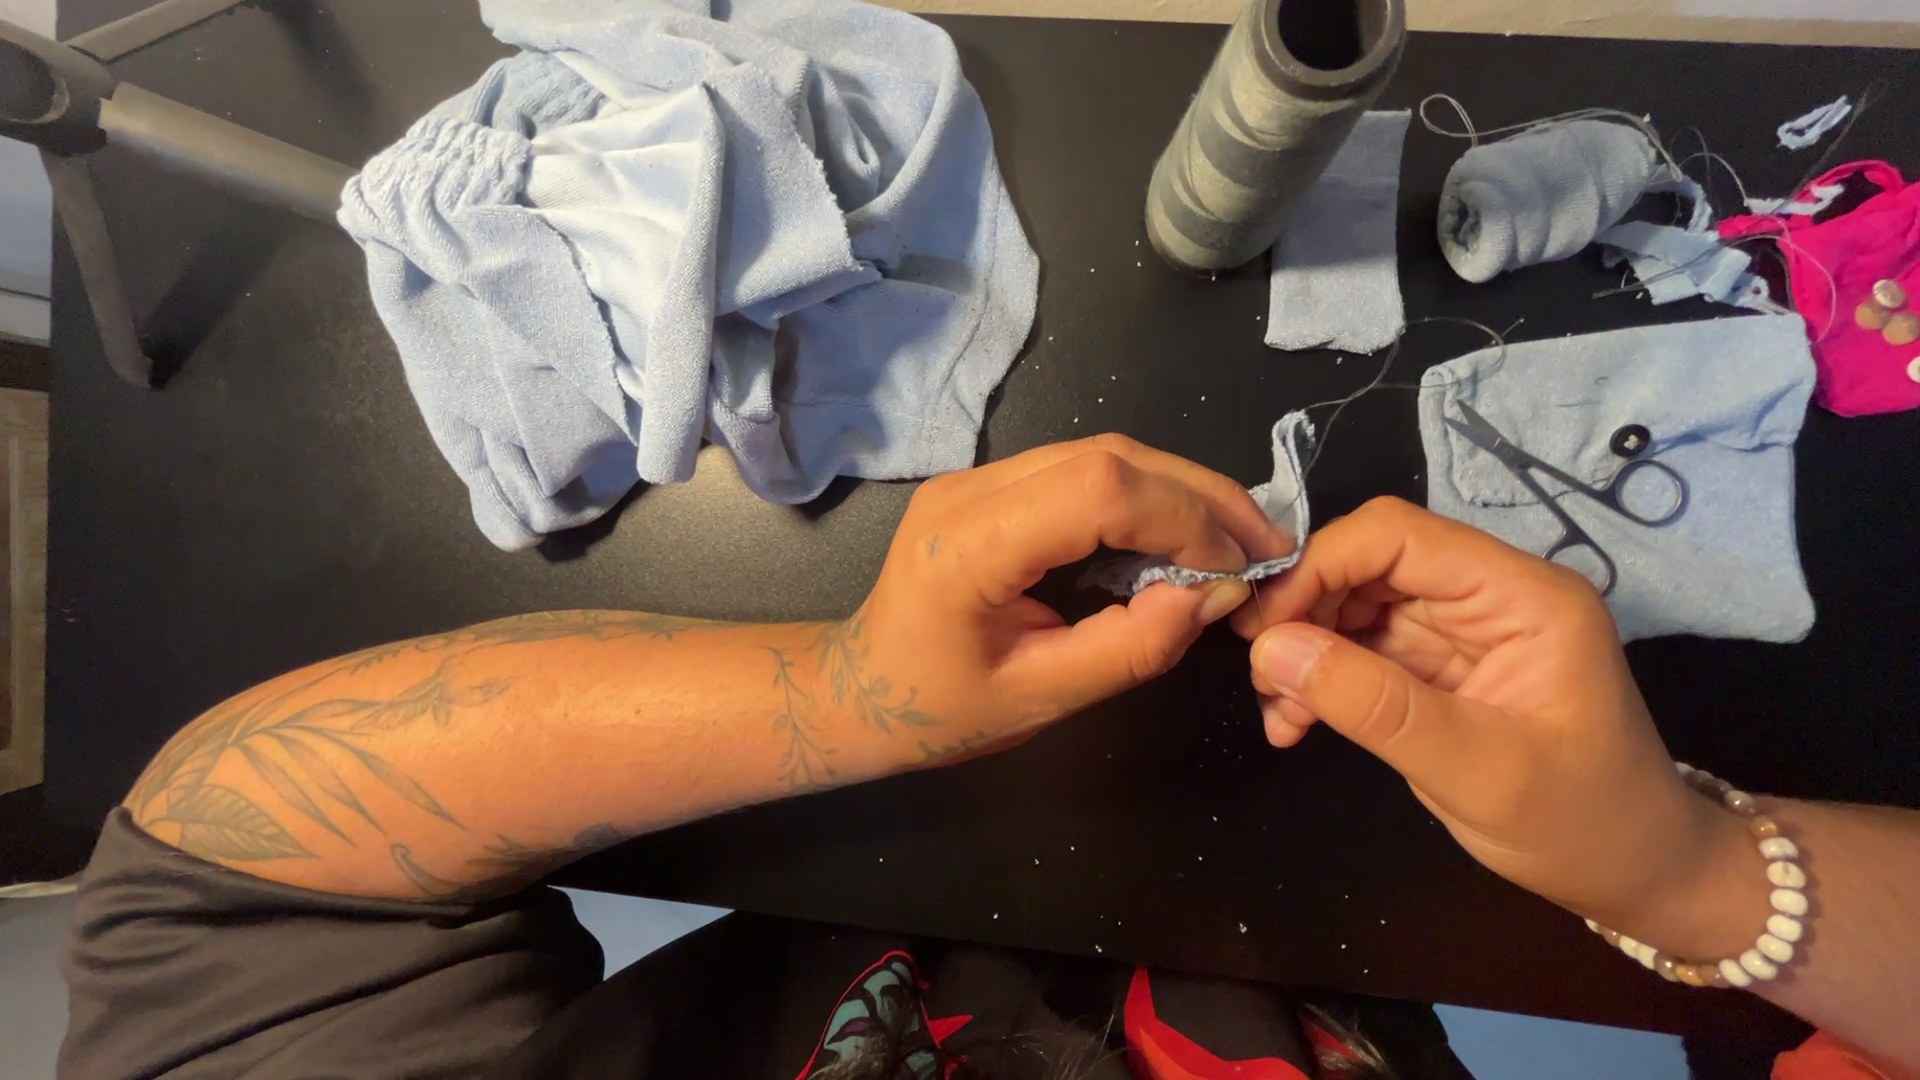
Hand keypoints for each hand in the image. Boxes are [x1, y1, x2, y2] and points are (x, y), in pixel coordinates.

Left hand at [847, 435, 1291, 763]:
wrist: (863, 686)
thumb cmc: (938, 708)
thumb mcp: (1040, 698)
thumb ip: (1130, 647)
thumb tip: (1211, 594)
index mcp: (968, 546)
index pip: (1094, 490)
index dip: (1181, 516)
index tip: (1236, 566)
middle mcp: (969, 490)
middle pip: (1105, 455)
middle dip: (1197, 493)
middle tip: (1262, 541)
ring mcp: (974, 479)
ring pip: (1098, 453)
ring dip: (1175, 489)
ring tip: (1232, 537)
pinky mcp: (987, 485)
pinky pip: (1078, 472)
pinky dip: (1140, 496)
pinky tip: (1174, 531)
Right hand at [1231, 497, 1756, 952]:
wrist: (1633, 876)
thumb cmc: (1580, 823)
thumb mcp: (1475, 770)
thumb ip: (1371, 704)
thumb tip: (1268, 648)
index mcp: (1516, 594)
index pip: (1394, 535)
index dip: (1318, 566)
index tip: (1265, 626)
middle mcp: (1478, 594)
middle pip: (1358, 564)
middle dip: (1299, 614)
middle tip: (1262, 674)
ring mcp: (1448, 627)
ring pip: (1340, 605)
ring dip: (1297, 653)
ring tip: (1279, 712)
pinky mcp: (1422, 661)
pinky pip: (1345, 648)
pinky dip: (1310, 681)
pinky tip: (1292, 723)